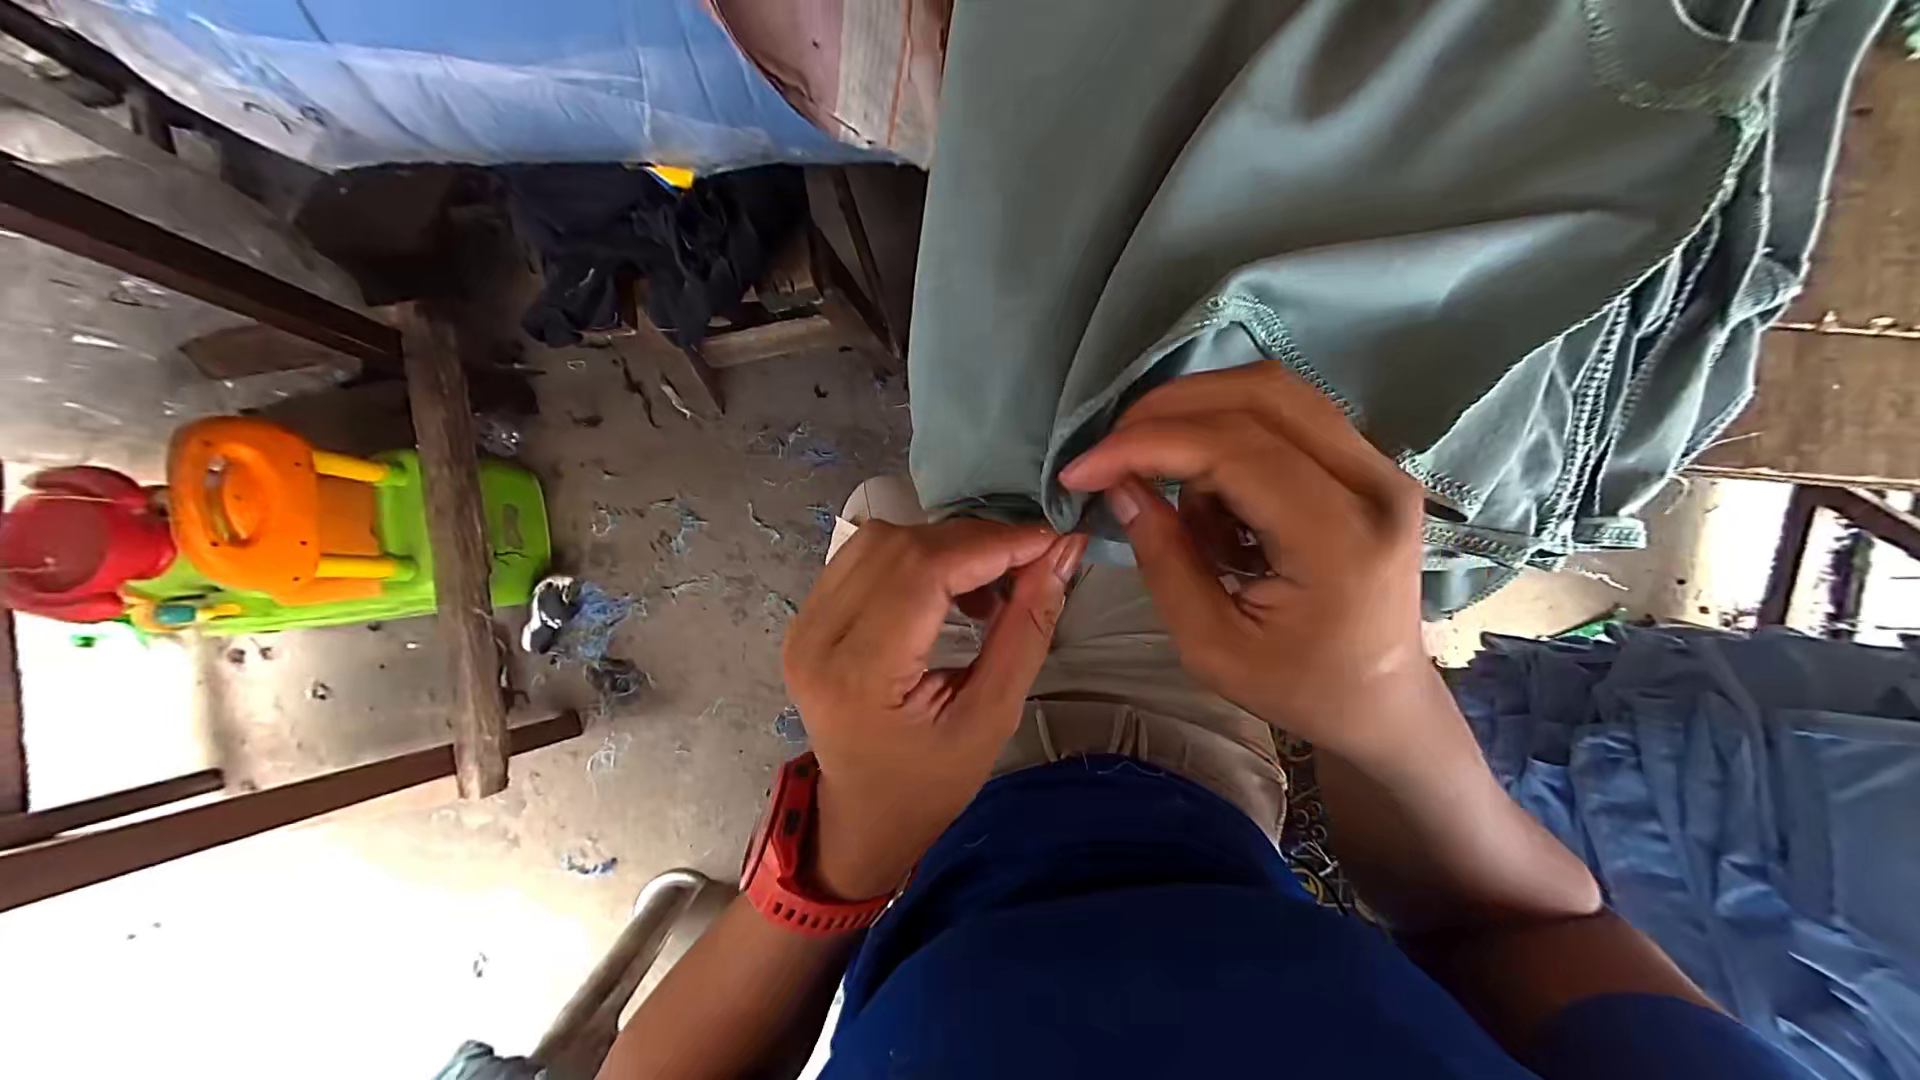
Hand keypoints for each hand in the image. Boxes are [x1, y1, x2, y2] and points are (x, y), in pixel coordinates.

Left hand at [782, 519, 1087, 898]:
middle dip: (974, 540)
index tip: (1047, 540)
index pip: (923, 574)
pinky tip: (949, 587)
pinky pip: (866, 555)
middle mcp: (817, 637)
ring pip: (881, 540)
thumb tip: (1060, 556)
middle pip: (900, 547)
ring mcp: (804, 622)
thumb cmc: (929, 784)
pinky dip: (918, 555)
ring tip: (988, 584)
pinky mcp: (808, 616)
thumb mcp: (991, 717)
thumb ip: (1026, 630)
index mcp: (858, 674)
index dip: (990, 544)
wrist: (863, 813)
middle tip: (1028, 560)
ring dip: (945, 545)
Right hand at [1058, 362, 1431, 759]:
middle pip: (1258, 394)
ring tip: (1156, 477)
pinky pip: (1282, 414)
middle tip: (1108, 454)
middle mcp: (1374, 483)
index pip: (1234, 450)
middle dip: (1164, 412)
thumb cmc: (1297, 687)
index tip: (1080, 471)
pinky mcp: (1366, 463)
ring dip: (1193, 417)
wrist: (1382, 699)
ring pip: (1271, 391)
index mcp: (1340, 541)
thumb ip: (1164, 559)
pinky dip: (1223, 434)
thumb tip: (1119, 486)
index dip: (1145, 445)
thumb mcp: (1210, 645)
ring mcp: (1378, 465)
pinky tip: (1208, 494)